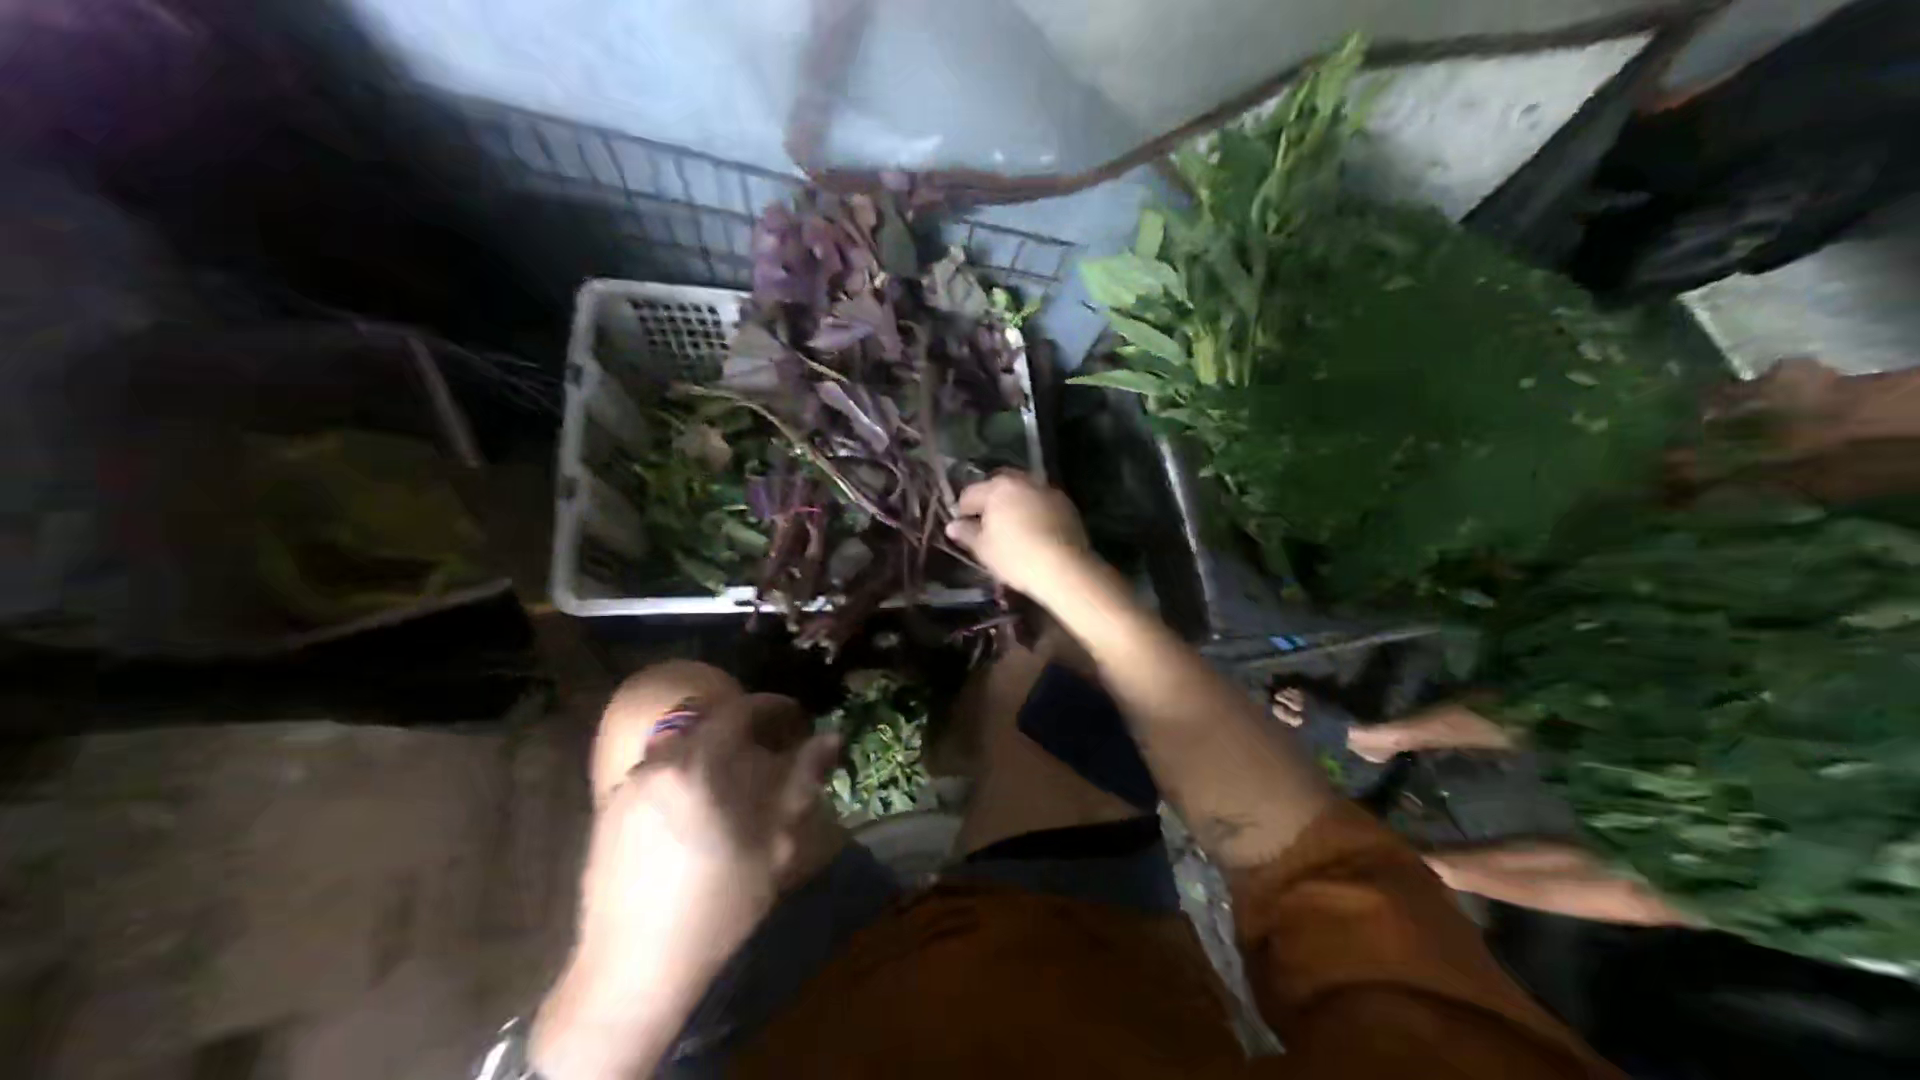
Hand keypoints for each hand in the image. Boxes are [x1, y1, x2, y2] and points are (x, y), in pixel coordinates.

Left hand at [532, 694, 839, 1079]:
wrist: (635, 967)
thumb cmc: (718, 904)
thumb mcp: (776, 843)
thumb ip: (803, 781)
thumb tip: (830, 737)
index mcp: (698, 763)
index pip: (740, 709)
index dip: (774, 708)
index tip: (797, 719)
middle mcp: (657, 762)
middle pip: (708, 725)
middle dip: (745, 730)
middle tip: (772, 752)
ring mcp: (626, 787)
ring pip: (680, 750)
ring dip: (712, 753)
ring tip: (735, 785)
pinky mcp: (607, 814)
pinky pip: (656, 776)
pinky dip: (684, 777)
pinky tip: (697, 815)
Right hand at [945, 472, 1090, 597]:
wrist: (1064, 567)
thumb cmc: (1016, 556)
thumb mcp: (984, 549)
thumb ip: (967, 533)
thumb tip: (953, 525)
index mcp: (998, 488)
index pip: (971, 493)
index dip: (962, 509)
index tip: (961, 525)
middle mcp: (1023, 481)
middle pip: (999, 486)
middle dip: (990, 500)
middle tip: (986, 523)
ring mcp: (1048, 491)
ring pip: (1023, 492)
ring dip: (1014, 503)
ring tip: (1010, 525)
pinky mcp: (1067, 504)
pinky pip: (1042, 502)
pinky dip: (1034, 510)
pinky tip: (1033, 529)